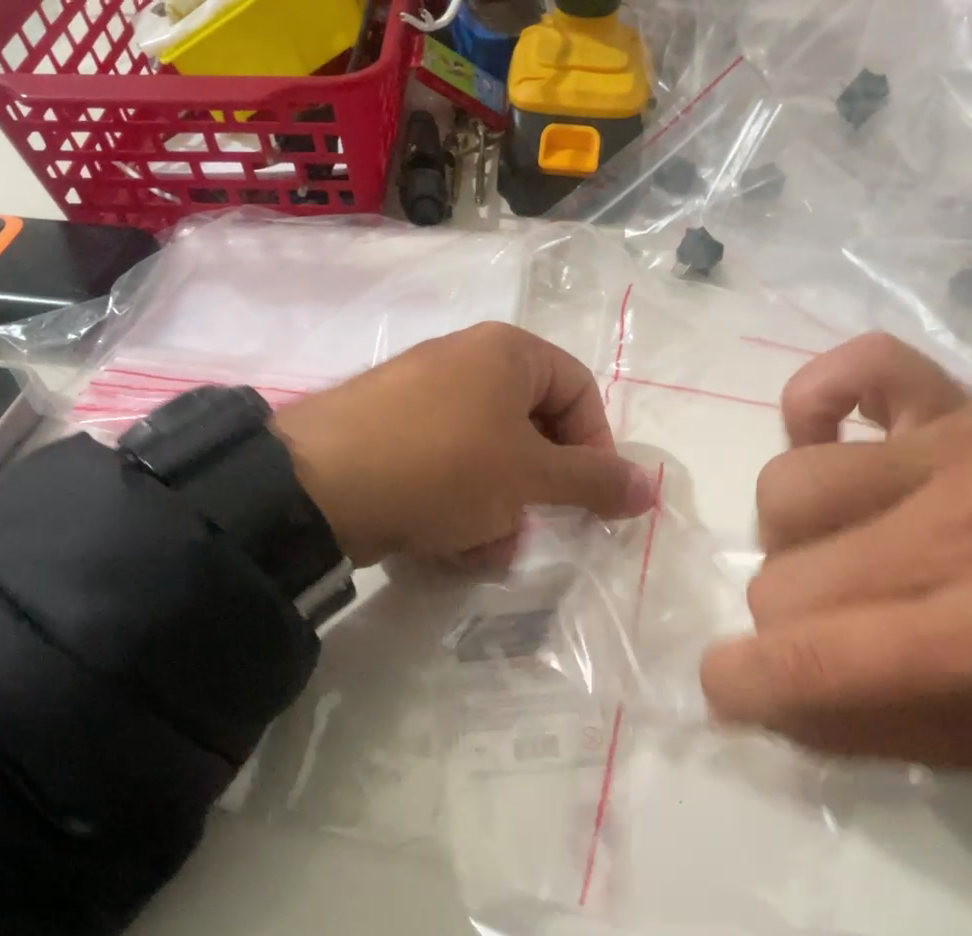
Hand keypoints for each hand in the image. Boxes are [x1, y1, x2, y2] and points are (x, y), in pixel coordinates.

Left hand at [272, 322, 657, 566]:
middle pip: (531, 430)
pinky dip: (454, 508)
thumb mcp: (531, 477)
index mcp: (506, 352)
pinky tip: (444, 543)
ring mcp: (419, 399)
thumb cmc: (445, 466)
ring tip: (480, 547)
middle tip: (532, 528)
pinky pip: (443, 471)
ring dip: (496, 511)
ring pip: (486, 460)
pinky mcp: (386, 436)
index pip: (579, 392)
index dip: (595, 449)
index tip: (591, 501)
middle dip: (536, 492)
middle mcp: (464, 363)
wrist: (319, 487)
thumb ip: (595, 482)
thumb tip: (651, 488)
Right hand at [700, 334, 971, 767]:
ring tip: (841, 551)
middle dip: (784, 626)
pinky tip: (832, 445)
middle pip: (781, 579)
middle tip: (833, 634)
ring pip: (786, 488)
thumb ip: (845, 726)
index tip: (732, 691)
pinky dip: (816, 402)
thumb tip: (746, 692)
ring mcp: (960, 451)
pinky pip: (855, 368)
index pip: (803, 659)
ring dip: (791, 538)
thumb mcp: (971, 750)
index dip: (737, 685)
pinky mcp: (963, 406)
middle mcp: (964, 529)